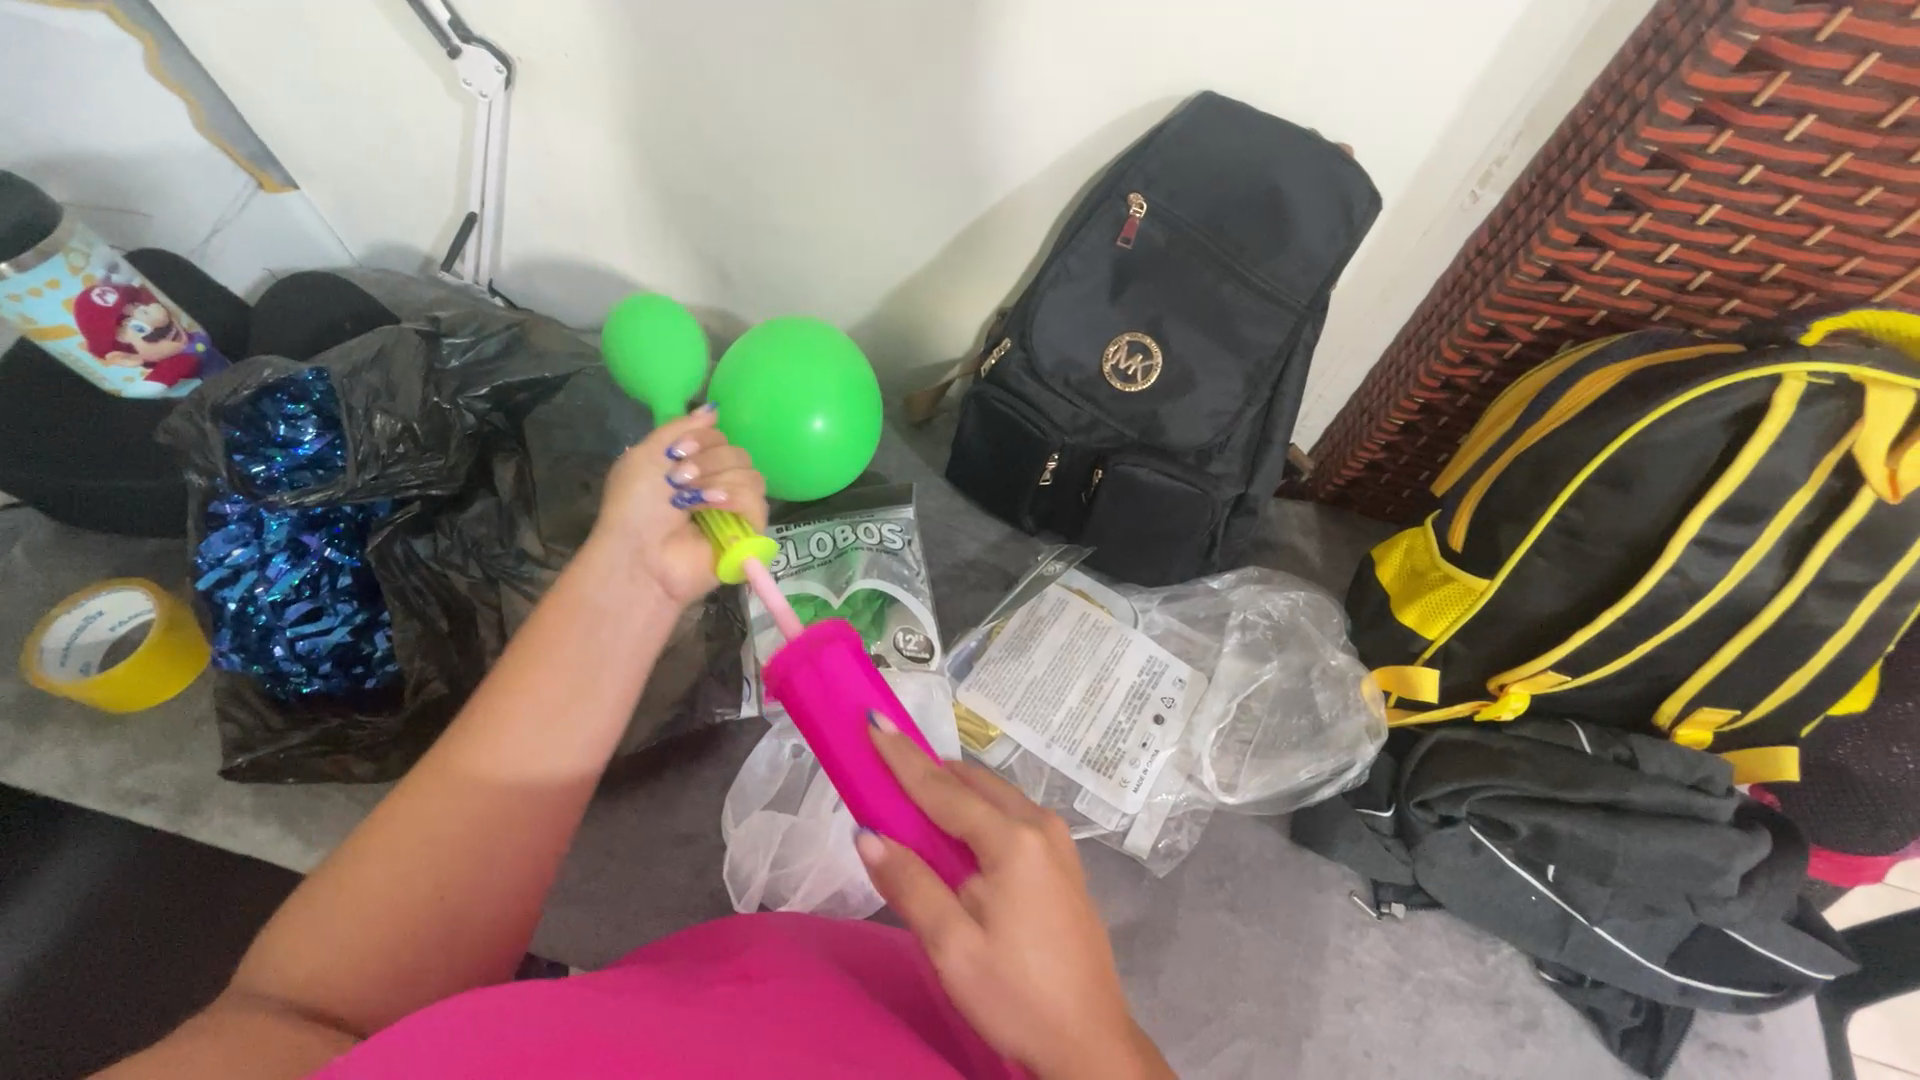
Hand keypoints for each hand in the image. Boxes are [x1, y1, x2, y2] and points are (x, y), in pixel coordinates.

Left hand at [591, 407, 769, 605]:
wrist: (639, 555)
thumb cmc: (634, 508)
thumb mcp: (645, 454)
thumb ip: (680, 427)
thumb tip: (712, 408)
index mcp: (695, 467)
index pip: (721, 438)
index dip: (702, 440)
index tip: (676, 453)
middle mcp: (718, 485)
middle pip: (739, 453)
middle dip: (708, 461)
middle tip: (679, 480)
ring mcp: (736, 510)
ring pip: (751, 475)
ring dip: (717, 480)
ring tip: (690, 500)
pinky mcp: (749, 533)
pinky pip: (758, 502)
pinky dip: (734, 498)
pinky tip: (711, 507)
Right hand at [858, 722, 1172, 1079]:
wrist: (1090, 1042)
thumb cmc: (1016, 996)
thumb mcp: (952, 947)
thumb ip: (910, 884)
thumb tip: (867, 835)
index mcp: (1012, 840)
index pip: (942, 789)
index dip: (903, 757)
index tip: (874, 721)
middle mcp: (1039, 826)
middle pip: (972, 783)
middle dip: (927, 770)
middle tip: (884, 763)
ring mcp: (1057, 842)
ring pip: (994, 797)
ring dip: (953, 790)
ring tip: (911, 795)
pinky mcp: (1063, 862)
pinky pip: (1011, 816)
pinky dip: (977, 810)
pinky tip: (957, 832)